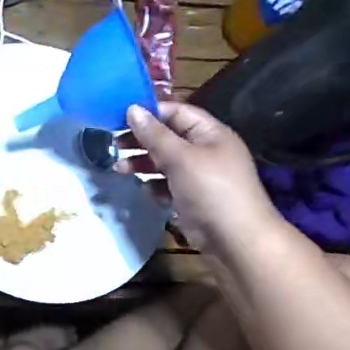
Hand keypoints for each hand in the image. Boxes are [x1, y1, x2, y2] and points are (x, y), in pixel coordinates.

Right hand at [125, 102, 284, 251]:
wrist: (236, 241)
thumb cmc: (211, 191)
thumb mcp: (181, 158)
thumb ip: (155, 135)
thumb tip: (132, 109)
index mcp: (210, 133)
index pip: (177, 112)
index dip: (150, 113)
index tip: (120, 118)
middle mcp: (206, 151)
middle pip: (168, 137)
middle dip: (141, 140)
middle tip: (114, 145)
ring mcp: (199, 176)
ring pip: (165, 162)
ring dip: (142, 163)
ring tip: (119, 169)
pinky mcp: (192, 198)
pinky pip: (168, 185)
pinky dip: (155, 185)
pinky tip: (145, 190)